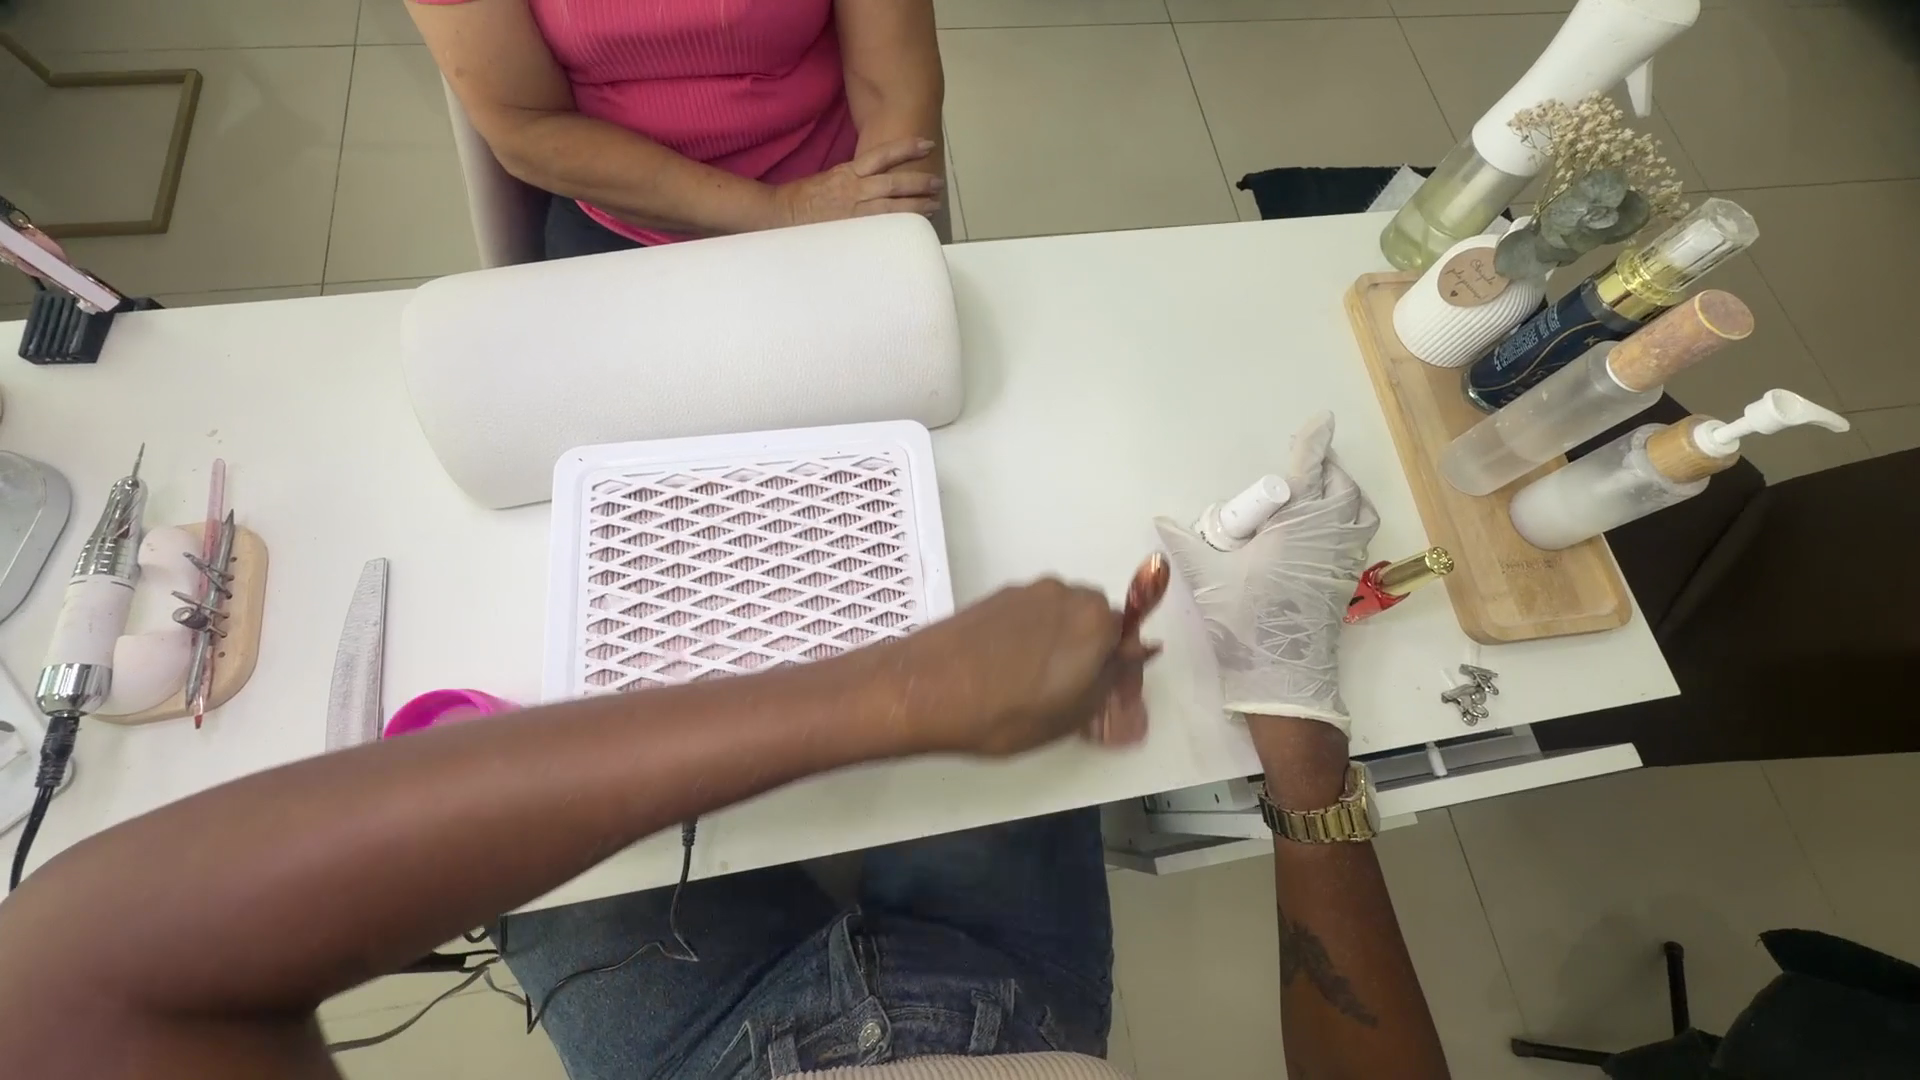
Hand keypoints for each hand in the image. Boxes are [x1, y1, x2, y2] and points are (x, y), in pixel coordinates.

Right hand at [771, 138, 943, 226]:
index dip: (906, 148)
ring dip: (916, 206)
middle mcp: (855, 188)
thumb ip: (853, 182)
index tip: (926, 144)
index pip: (882, 155)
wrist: (780, 213)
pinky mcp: (851, 228)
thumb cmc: (803, 200)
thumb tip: (873, 185)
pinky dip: (898, 227)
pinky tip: (913, 228)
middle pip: (895, 182)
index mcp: (849, 172)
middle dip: (919, 182)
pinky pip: (880, 227)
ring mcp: (854, 209)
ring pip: (893, 206)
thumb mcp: (830, 181)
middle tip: (938, 184)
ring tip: (934, 206)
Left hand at [884, 579, 1153, 756]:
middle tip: (1069, 696)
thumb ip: (1112, 679)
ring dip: (1057, 645)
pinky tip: (1005, 672)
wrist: (926, 689)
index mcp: (1094, 618)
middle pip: (1094, 621)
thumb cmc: (1007, 711)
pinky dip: (1027, 640)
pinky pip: (1027, 617)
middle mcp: (1064, 593)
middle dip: (1089, 653)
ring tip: (1030, 688)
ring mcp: (1025, 592)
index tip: (1106, 698)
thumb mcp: (1075, 713)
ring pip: (1059, 618)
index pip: (1128, 637)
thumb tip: (1134, 655)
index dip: (1119, 670)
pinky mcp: (993, 598)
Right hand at [1153, 412, 1378, 735]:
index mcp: (1298, 527)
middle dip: (1325, 468)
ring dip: (1341, 492)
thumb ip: (1186, 544)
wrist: (1282, 677)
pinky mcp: (1346, 578)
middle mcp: (1329, 536)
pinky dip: (1346, 517)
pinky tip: (1318, 527)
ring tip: (1315, 490)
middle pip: (1340, 487)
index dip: (1312, 445)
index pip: (1308, 474)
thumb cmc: (1246, 620)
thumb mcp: (1208, 578)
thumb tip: (1162, 521)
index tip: (1320, 421)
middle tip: (1302, 463)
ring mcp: (1344, 559)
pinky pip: (1356, 533)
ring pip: (1356, 510)